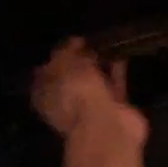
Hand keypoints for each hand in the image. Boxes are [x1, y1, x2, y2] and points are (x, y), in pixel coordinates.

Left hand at [32, 38, 146, 143]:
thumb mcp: (66, 64)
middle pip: (71, 78)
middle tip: (90, 40)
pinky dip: (117, 69)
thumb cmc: (77, 93)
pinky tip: (121, 51)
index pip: (45, 73)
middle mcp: (66, 103)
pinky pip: (114, 83)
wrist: (106, 127)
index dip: (57, 56)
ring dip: (100, 64)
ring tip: (106, 41)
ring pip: (94, 80)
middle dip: (80, 60)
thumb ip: (67, 51)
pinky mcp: (113, 108)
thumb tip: (74, 42)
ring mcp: (90, 107)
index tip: (70, 41)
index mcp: (46, 95)